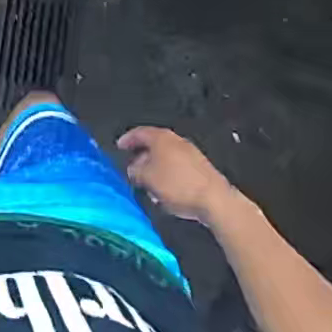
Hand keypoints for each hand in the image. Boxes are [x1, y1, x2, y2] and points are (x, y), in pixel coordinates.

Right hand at [118, 127, 236, 225]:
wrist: (213, 198)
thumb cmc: (177, 184)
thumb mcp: (147, 178)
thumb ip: (135, 170)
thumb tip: (133, 168)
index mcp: (162, 138)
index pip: (140, 132)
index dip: (127, 139)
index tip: (119, 146)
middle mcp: (176, 141)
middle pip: (153, 143)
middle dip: (141, 155)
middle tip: (131, 167)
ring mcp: (189, 153)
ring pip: (165, 156)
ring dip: (154, 167)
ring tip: (146, 182)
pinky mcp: (198, 167)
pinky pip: (176, 167)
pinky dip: (166, 174)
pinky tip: (164, 190)